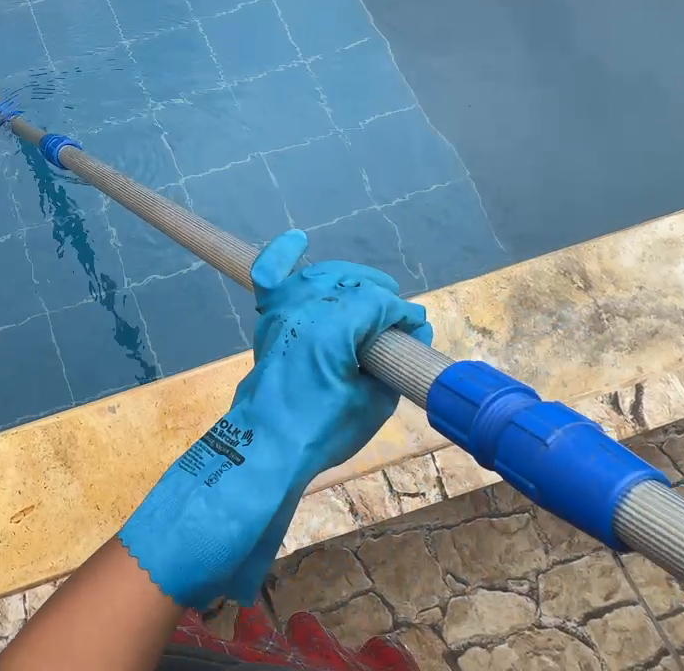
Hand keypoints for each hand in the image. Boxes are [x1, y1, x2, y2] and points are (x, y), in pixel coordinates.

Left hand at [117, 229, 431, 607]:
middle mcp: (302, 309)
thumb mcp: (373, 399)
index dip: (400, 313)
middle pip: (348, 283)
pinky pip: (270, 275)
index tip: (415, 327)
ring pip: (317, 276)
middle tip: (398, 315)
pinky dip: (282, 254)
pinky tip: (298, 241)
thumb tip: (412, 332)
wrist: (269, 443)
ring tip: (370, 290)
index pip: (376, 302)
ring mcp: (280, 311)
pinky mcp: (268, 320)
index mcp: (330, 327)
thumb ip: (393, 361)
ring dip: (346, 278)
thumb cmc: (323, 428)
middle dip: (378, 293)